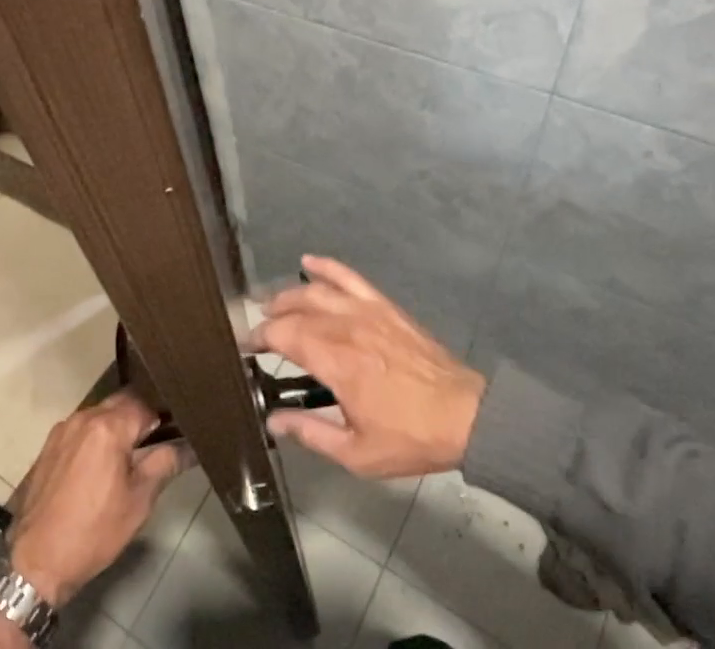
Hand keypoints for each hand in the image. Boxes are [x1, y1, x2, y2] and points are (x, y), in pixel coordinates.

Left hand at [5, 392, 186, 603]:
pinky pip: (80, 428)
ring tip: (129, 456)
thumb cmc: (96, 529)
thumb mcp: (139, 500)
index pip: (145, 404)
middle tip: (155, 444)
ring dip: (116, 425)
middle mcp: (83, 418)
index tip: (174, 435)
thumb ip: (165, 464)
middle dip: (139, 417)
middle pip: (120, 402)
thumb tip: (189, 447)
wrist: (39, 558)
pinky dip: (96, 436)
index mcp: (108, 427)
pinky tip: (101, 464)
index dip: (163, 417)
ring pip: (99, 413)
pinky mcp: (49, 446)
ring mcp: (62, 430)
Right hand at [251, 255, 486, 478]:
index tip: (247, 348)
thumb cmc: (409, 437)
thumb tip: (272, 421)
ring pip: (319, 289)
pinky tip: (310, 261)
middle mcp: (347, 328)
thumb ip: (310, 432)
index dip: (260, 337)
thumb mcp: (356, 452)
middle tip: (258, 329)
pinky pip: (351, 278)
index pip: (284, 336)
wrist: (466, 417)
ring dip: (291, 292)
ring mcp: (368, 312)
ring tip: (274, 303)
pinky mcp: (386, 308)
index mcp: (336, 362)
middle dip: (271, 316)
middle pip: (297, 309)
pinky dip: (328, 267)